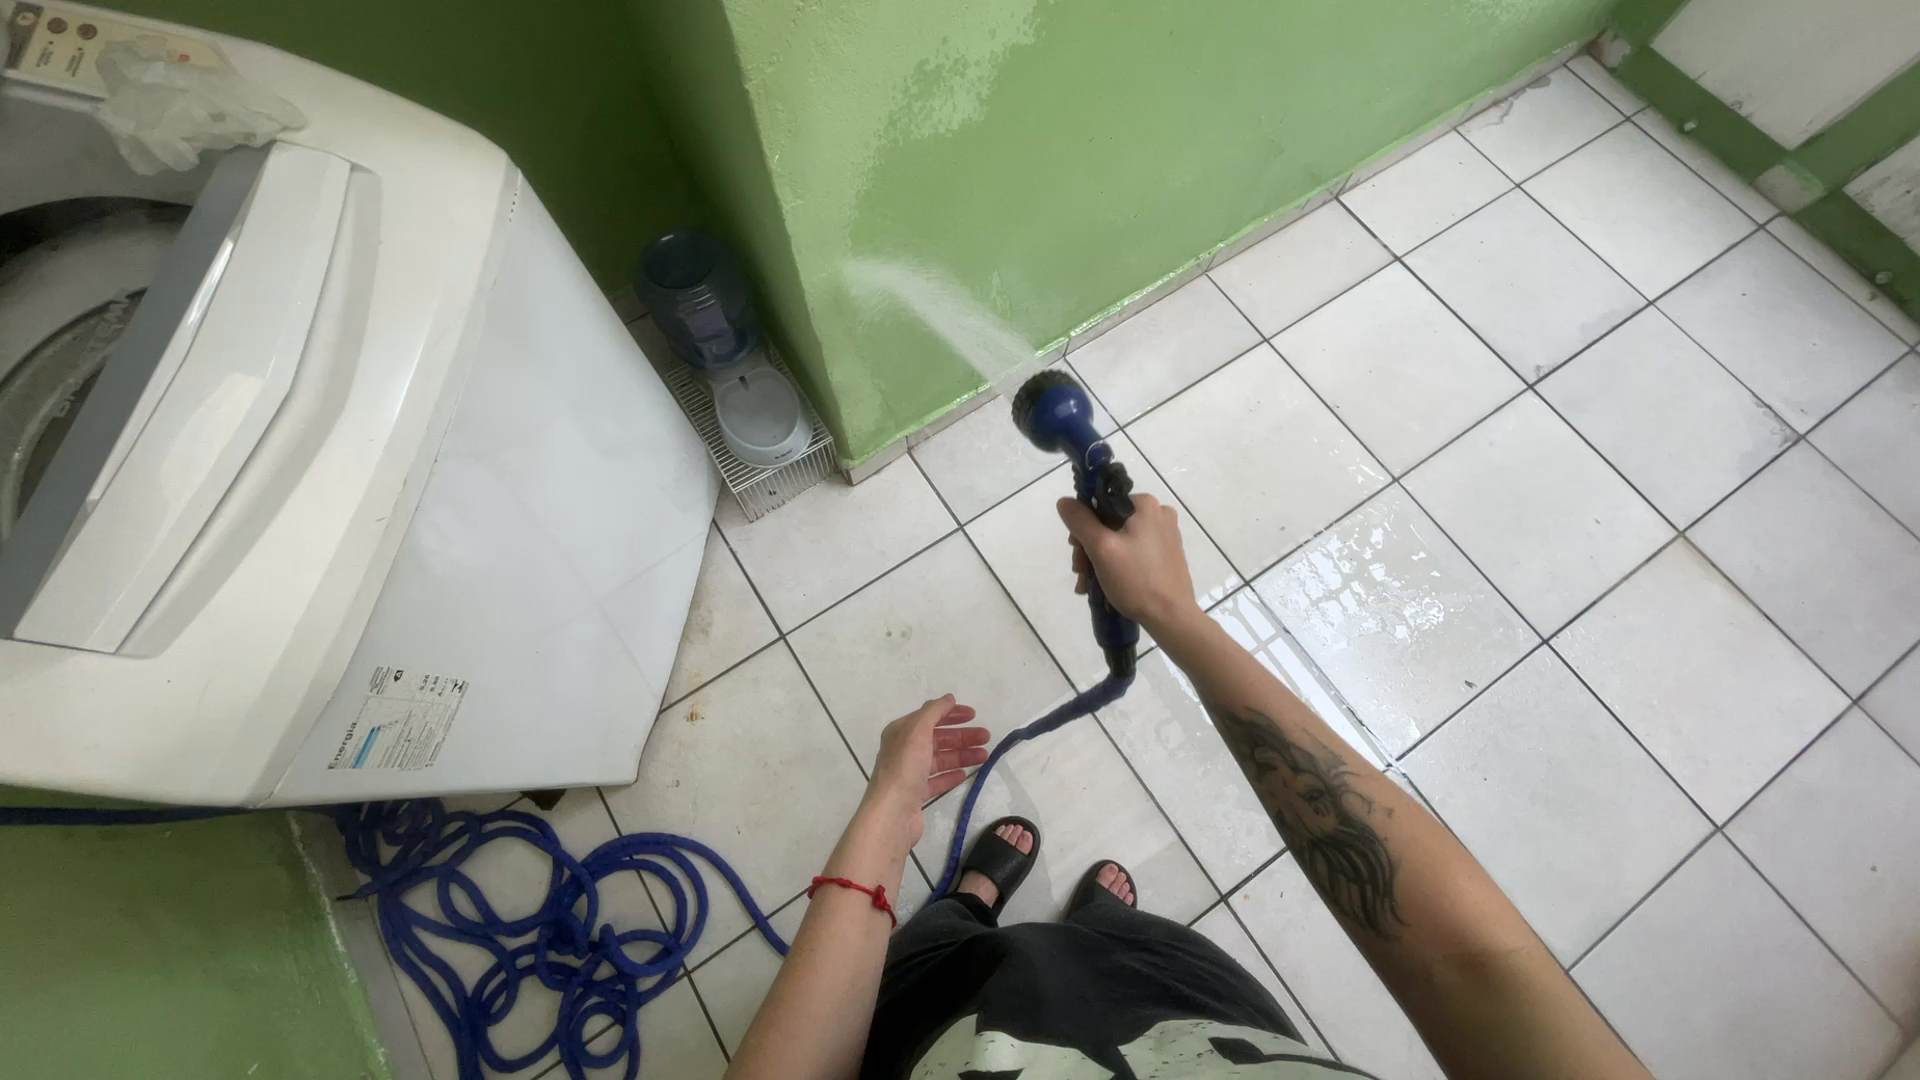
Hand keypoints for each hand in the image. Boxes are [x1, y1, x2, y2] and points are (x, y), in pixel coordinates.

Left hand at [861, 695, 989, 847]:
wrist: (892, 812)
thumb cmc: (904, 767)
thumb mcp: (918, 730)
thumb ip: (934, 711)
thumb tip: (949, 698)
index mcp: (901, 732)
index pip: (930, 716)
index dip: (951, 713)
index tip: (974, 715)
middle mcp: (904, 750)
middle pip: (938, 738)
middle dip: (962, 736)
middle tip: (986, 737)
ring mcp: (910, 773)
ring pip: (940, 759)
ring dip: (962, 755)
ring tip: (985, 756)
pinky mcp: (916, 794)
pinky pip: (937, 780)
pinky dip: (951, 775)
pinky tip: (965, 774)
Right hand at [1057, 493, 1198, 633]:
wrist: (1171, 617)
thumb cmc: (1136, 579)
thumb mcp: (1101, 548)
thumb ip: (1080, 522)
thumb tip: (1064, 501)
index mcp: (1145, 504)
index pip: (1100, 505)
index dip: (1083, 527)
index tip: (1076, 551)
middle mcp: (1158, 514)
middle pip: (1109, 524)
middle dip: (1090, 550)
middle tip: (1081, 574)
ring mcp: (1165, 535)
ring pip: (1119, 540)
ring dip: (1099, 561)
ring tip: (1089, 585)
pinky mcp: (1166, 554)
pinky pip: (1133, 552)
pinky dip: (1117, 565)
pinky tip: (1105, 585)